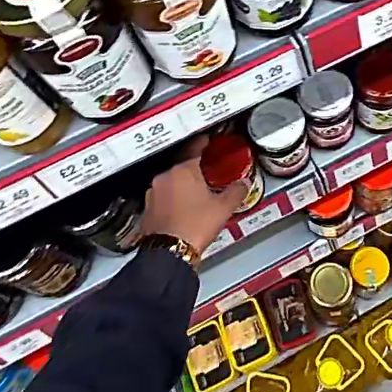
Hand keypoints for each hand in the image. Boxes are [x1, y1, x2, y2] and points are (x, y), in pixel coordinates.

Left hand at [140, 138, 244, 260]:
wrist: (169, 252)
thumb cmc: (193, 227)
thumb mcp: (223, 208)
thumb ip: (236, 191)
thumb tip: (243, 184)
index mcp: (183, 170)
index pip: (193, 148)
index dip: (201, 142)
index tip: (205, 140)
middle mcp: (165, 177)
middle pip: (181, 165)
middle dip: (193, 168)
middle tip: (205, 172)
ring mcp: (154, 193)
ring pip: (170, 182)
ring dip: (181, 185)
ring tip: (195, 194)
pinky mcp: (147, 208)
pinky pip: (162, 197)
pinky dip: (171, 199)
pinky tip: (181, 209)